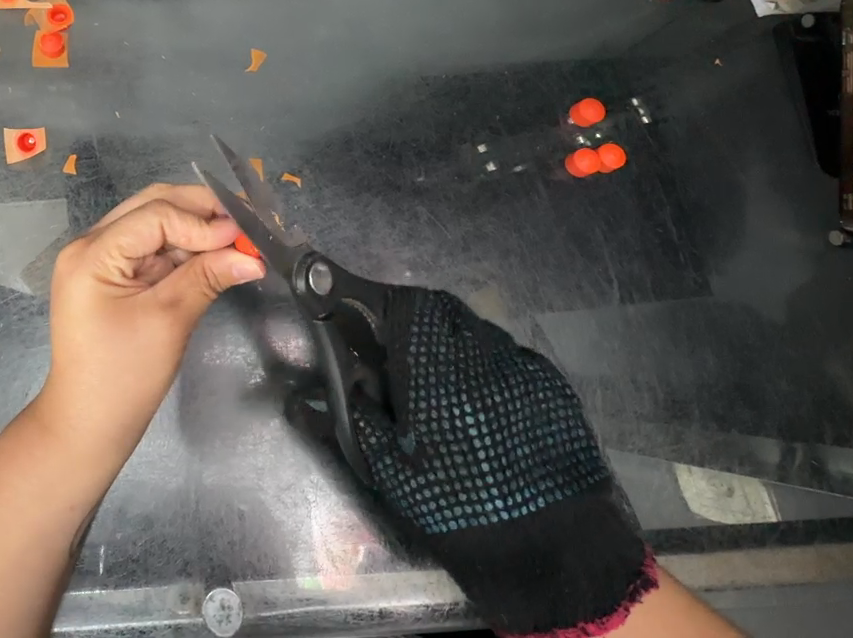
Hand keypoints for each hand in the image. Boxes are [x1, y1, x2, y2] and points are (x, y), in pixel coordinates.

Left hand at [32, 184, 266, 457]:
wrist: (88, 424)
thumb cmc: (123, 376)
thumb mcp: (168, 321)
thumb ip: (206, 277)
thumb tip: (251, 255)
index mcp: (92, 253)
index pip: (155, 214)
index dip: (201, 221)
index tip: (244, 237)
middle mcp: (89, 245)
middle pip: (152, 207)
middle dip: (200, 212)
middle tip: (246, 225)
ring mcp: (97, 260)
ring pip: (153, 224)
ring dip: (194, 229)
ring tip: (236, 240)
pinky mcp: (110, 276)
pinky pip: (150, 248)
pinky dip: (182, 249)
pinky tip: (212, 256)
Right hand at [304, 285, 653, 636]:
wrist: (550, 549)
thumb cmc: (457, 507)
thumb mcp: (391, 470)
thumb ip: (352, 419)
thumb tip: (298, 401)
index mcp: (433, 371)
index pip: (408, 303)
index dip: (386, 302)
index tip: (370, 319)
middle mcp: (479, 356)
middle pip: (443, 308)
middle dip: (418, 318)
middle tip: (403, 351)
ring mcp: (522, 367)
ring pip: (478, 328)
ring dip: (454, 339)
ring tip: (445, 380)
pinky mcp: (554, 385)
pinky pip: (512, 354)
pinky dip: (489, 362)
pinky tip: (485, 400)